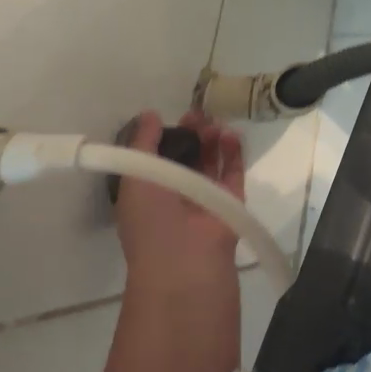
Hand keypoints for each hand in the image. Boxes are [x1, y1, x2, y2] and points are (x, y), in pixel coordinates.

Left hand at [114, 109, 246, 291]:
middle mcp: (177, 191)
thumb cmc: (150, 221)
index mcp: (149, 192)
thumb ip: (142, 144)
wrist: (185, 259)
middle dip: (192, 133)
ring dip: (213, 138)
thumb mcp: (135, 179)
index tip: (171, 117)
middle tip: (197, 115)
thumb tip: (150, 113)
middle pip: (188, 154)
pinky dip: (234, 150)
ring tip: (213, 123)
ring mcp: (207, 193)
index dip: (164, 136)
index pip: (158, 158)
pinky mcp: (232, 195)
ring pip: (212, 158)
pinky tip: (230, 134)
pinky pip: (234, 167)